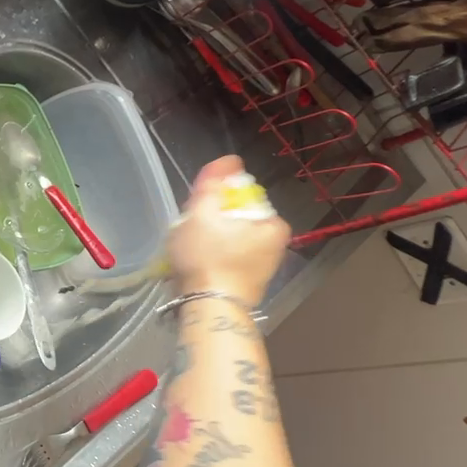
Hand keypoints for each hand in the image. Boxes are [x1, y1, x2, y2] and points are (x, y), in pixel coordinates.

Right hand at [166, 156, 291, 305]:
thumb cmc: (207, 257)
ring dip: (211, 239)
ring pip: (232, 239)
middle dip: (213, 222)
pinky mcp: (250, 283)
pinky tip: (198, 265)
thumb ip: (212, 184)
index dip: (215, 201)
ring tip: (190, 250)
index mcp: (274, 223)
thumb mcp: (202, 213)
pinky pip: (230, 258)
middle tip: (190, 232)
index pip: (242, 198)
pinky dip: (214, 258)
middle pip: (236, 219)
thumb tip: (229, 159)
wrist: (209, 307)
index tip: (197, 213)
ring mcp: (264, 266)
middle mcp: (276, 244)